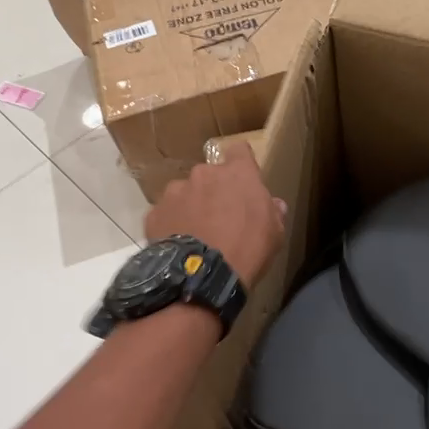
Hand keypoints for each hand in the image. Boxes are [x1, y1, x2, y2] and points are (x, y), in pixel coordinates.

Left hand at [144, 143, 285, 288]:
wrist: (201, 277)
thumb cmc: (247, 249)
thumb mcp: (275, 233)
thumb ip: (273, 212)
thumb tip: (275, 204)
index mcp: (237, 173)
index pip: (240, 150)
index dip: (241, 163)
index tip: (243, 179)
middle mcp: (204, 174)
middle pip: (210, 175)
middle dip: (214, 190)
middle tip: (220, 216)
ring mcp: (175, 192)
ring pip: (185, 192)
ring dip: (190, 205)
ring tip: (195, 232)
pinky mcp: (153, 213)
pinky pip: (166, 214)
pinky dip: (171, 224)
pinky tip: (178, 245)